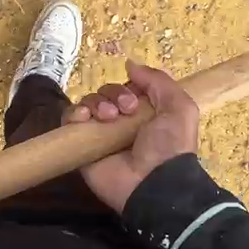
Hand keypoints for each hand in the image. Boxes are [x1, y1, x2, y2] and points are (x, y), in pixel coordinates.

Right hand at [68, 60, 199, 211]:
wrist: (154, 184)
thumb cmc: (169, 146)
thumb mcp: (179, 107)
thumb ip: (158, 81)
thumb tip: (130, 64)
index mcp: (141, 113)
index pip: (124, 88)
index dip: (126, 88)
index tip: (134, 102)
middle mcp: (119, 122)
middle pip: (104, 93)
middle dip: (112, 95)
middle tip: (123, 112)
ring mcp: (98, 134)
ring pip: (87, 103)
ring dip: (95, 103)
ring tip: (107, 118)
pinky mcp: (80, 146)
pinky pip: (69, 120)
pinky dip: (74, 114)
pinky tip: (85, 119)